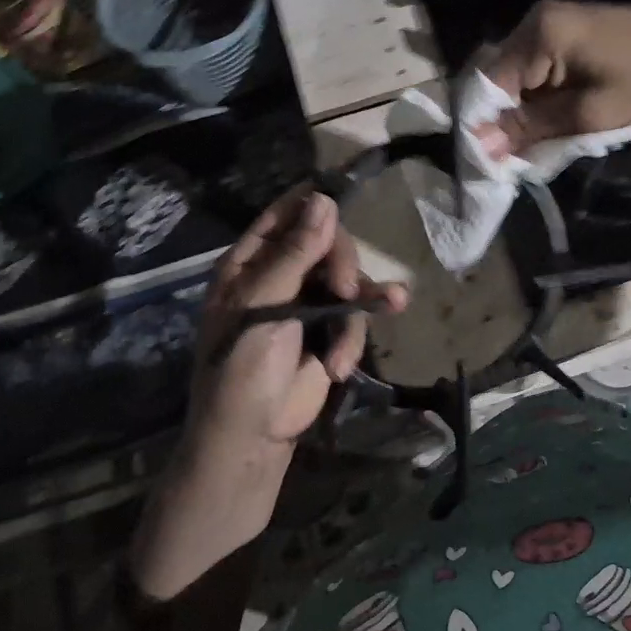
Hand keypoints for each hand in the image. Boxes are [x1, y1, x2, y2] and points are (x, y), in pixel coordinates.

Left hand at [134, 188, 405, 600]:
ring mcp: (305, 307)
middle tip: (348, 288)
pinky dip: (354, 338)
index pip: (284, 215)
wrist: (250, 438)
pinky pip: (354, 318)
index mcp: (250, 264)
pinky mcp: (328, 336)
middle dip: (343, 264)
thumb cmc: (239, 368)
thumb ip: (295, 253)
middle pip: (326, 244)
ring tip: (391, 304)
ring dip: (364, 298)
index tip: (347, 191)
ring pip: (348, 280)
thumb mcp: (262, 305)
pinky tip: (343, 366)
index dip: (313, 202)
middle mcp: (279, 278)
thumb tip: (324, 198)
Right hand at [476, 1, 630, 155]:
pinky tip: (548, 123)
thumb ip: (531, 129)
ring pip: (513, 78)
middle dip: (500, 120)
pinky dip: (536, 101)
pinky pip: (533, 72)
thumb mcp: (589, 114)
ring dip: (519, 112)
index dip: (483, 124)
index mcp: (540, 33)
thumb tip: (482, 148)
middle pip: (496, 78)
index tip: (488, 162)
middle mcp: (535, 21)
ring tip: (530, 145)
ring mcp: (548, 24)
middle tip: (509, 159)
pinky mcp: (562, 34)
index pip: (488, 83)